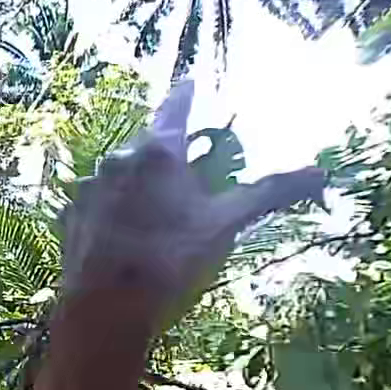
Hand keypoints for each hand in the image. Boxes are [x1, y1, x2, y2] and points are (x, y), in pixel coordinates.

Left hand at [32, 82, 323, 389]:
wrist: (106, 306)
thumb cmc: (170, 259)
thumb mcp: (225, 224)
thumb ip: (269, 193)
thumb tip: (320, 172)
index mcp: (158, 153)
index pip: (176, 109)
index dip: (185, 95)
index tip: (188, 82)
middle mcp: (117, 161)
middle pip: (145, 146)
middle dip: (162, 154)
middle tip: (178, 174)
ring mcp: (87, 190)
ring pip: (117, 175)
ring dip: (132, 184)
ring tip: (149, 211)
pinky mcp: (70, 218)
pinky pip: (95, 204)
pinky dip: (108, 209)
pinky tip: (118, 232)